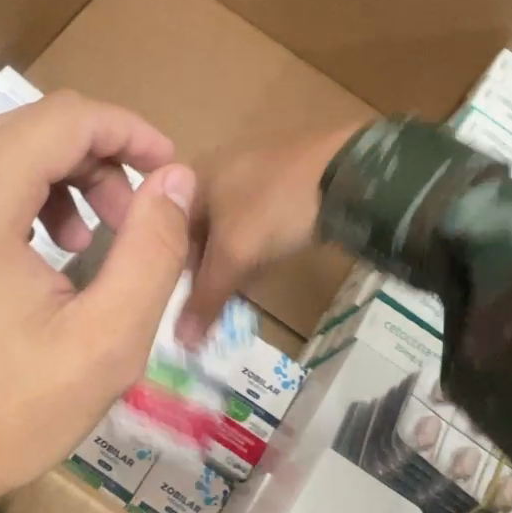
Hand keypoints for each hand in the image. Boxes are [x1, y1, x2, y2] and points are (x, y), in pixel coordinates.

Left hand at [0, 93, 196, 512]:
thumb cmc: (2, 419)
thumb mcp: (104, 344)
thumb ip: (153, 251)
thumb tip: (175, 180)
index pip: (65, 117)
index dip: (129, 132)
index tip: (167, 170)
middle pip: (24, 131)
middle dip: (93, 163)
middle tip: (131, 223)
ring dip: (48, 183)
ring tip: (82, 245)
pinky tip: (21, 261)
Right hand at [175, 120, 373, 345]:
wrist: (346, 172)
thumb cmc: (273, 209)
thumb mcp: (233, 257)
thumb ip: (204, 299)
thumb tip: (181, 343)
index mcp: (190, 179)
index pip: (165, 236)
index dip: (172, 274)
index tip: (185, 305)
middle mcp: (213, 169)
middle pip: (197, 233)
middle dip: (206, 271)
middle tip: (215, 304)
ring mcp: (249, 171)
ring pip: (226, 228)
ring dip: (231, 261)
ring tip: (239, 290)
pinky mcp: (280, 178)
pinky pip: (254, 220)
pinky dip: (254, 246)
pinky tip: (265, 265)